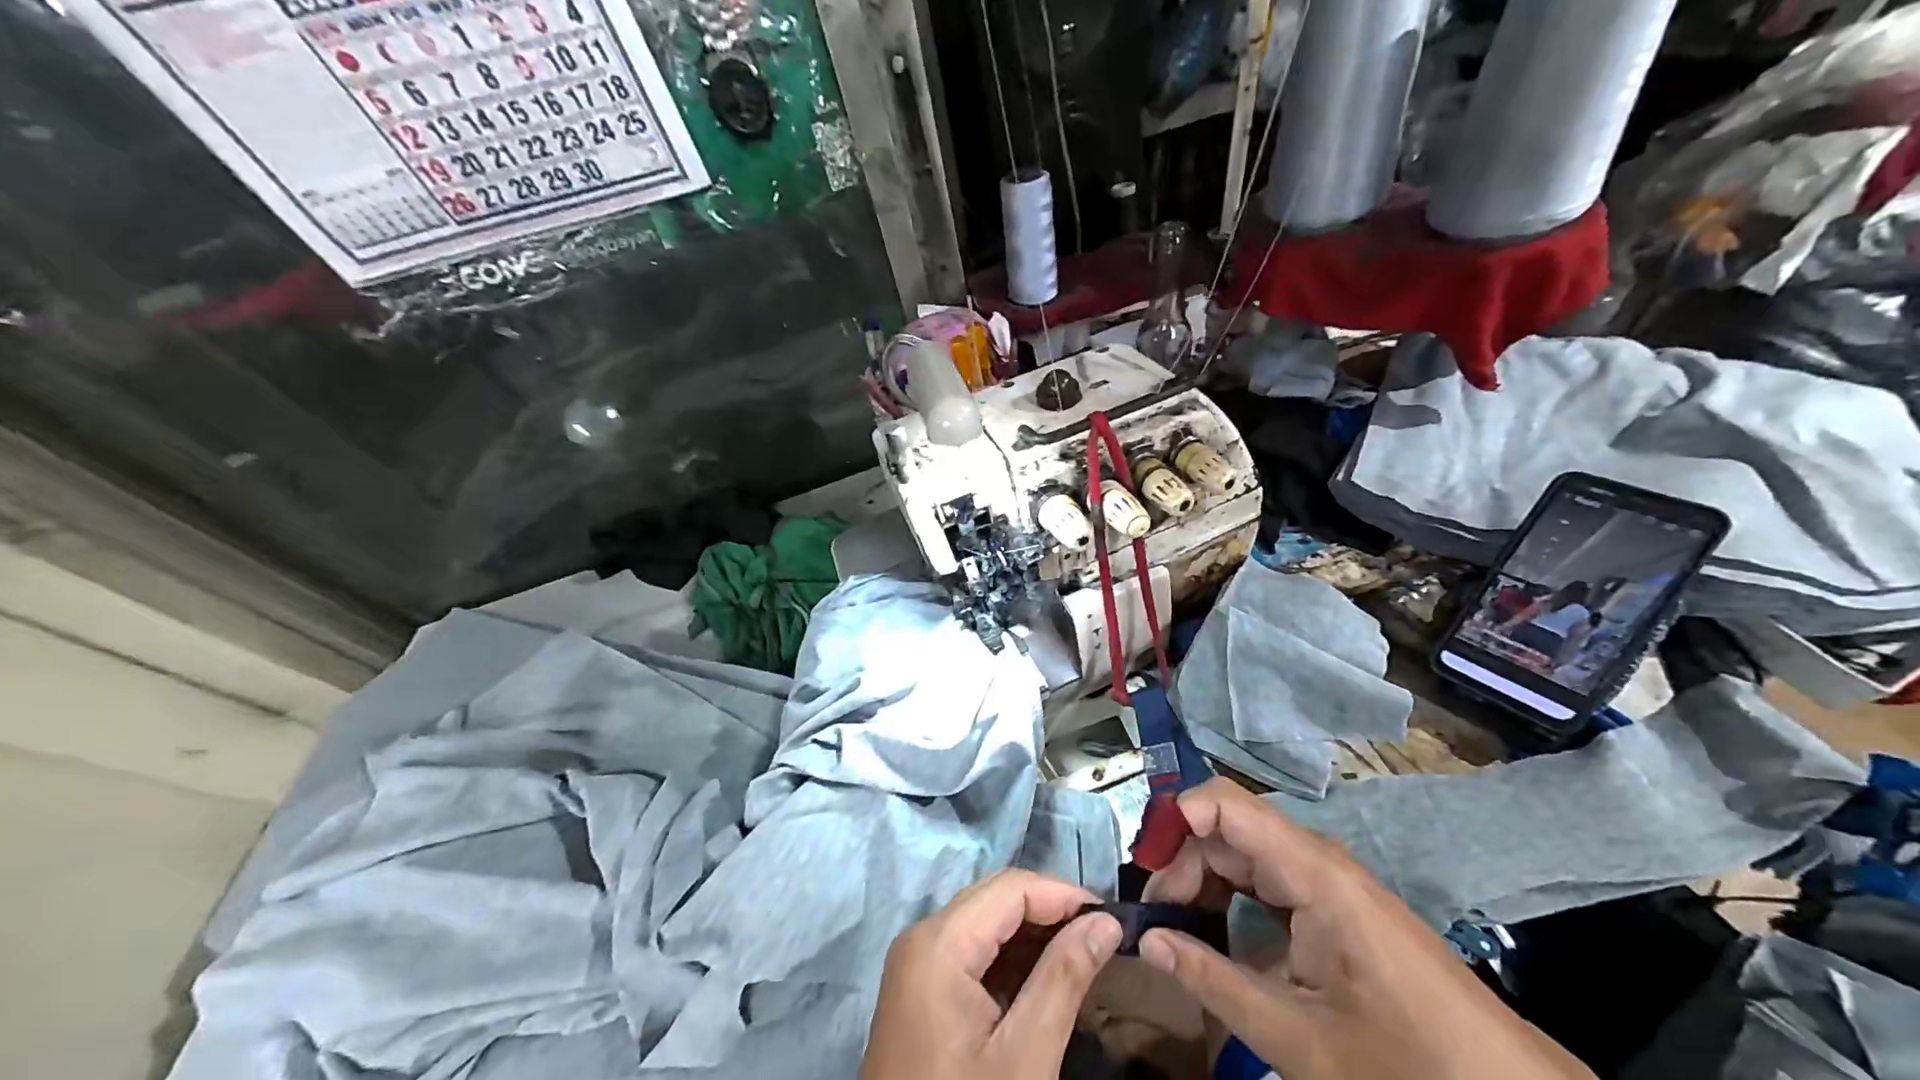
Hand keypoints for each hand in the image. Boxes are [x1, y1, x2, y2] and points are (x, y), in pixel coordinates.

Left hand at [861, 869, 1122, 1079]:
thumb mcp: (1024, 1055)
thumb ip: (1064, 979)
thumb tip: (1105, 923)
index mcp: (939, 943)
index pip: (1010, 888)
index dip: (1063, 894)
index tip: (1112, 919)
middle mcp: (922, 936)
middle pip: (994, 896)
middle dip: (1050, 908)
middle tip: (1101, 936)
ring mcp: (917, 961)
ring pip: (983, 918)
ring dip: (1032, 930)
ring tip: (1082, 952)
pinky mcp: (919, 986)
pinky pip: (969, 947)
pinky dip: (1008, 953)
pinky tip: (1043, 974)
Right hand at [1140, 779, 1595, 1079]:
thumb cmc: (1400, 1060)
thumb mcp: (1294, 1035)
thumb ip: (1211, 980)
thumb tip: (1146, 939)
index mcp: (1311, 873)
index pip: (1224, 803)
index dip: (1174, 820)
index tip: (1145, 873)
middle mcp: (1316, 859)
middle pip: (1226, 828)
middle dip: (1182, 863)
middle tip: (1158, 921)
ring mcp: (1326, 879)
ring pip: (1243, 852)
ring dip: (1203, 881)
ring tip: (1180, 930)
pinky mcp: (1333, 900)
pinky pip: (1266, 877)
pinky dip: (1231, 896)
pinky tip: (1218, 934)